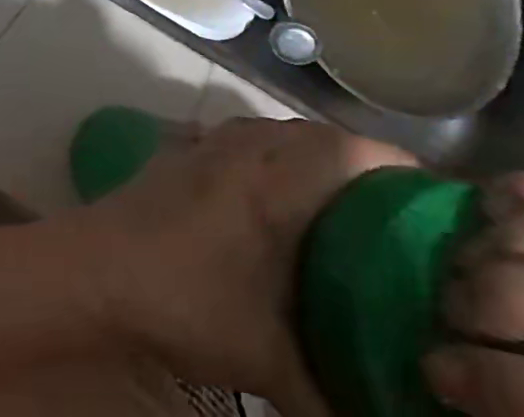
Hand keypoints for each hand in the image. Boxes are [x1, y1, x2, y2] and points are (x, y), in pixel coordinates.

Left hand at [55, 117, 414, 416]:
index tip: (432, 207)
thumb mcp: (261, 356)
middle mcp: (253, 144)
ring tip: (341, 208)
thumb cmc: (180, 302)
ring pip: (288, 132)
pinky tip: (276, 198)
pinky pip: (252, 137)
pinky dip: (277, 156)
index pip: (359, 150)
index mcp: (281, 180)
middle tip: (393, 218)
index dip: (402, 169)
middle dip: (366, 168)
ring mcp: (216, 140)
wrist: (91, 270)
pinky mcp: (191, 147)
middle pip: (327, 136)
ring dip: (319, 158)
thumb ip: (325, 394)